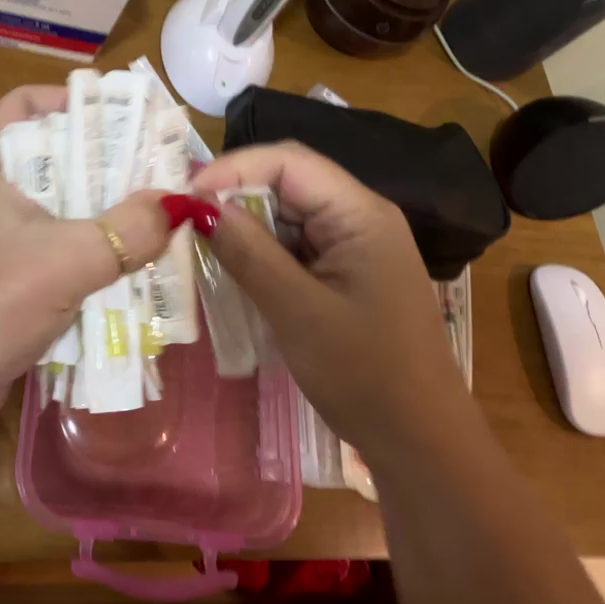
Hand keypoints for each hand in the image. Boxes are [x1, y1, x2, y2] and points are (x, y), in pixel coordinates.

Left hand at [0, 86, 176, 438]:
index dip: (70, 98)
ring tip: (163, 219)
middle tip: (162, 173)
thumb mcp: (66, 260)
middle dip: (109, 165)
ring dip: (109, 218)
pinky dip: (97, 259)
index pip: (24, 105)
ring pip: (64, 213)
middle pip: (57, 160)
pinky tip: (137, 271)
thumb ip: (128, 230)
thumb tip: (182, 203)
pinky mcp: (11, 284)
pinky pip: (62, 256)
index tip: (124, 115)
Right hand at [191, 142, 466, 459]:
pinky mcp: (346, 274)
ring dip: (244, 226)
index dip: (232, 169)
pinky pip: (295, 246)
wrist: (421, 441)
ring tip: (197, 244)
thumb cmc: (365, 374)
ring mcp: (355, 246)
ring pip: (287, 215)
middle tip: (183, 222)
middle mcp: (360, 217)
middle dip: (234, 196)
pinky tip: (231, 270)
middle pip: (287, 183)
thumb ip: (248, 252)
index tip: (186, 198)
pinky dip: (261, 252)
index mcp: (361, 214)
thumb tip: (199, 205)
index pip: (288, 162)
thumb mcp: (297, 312)